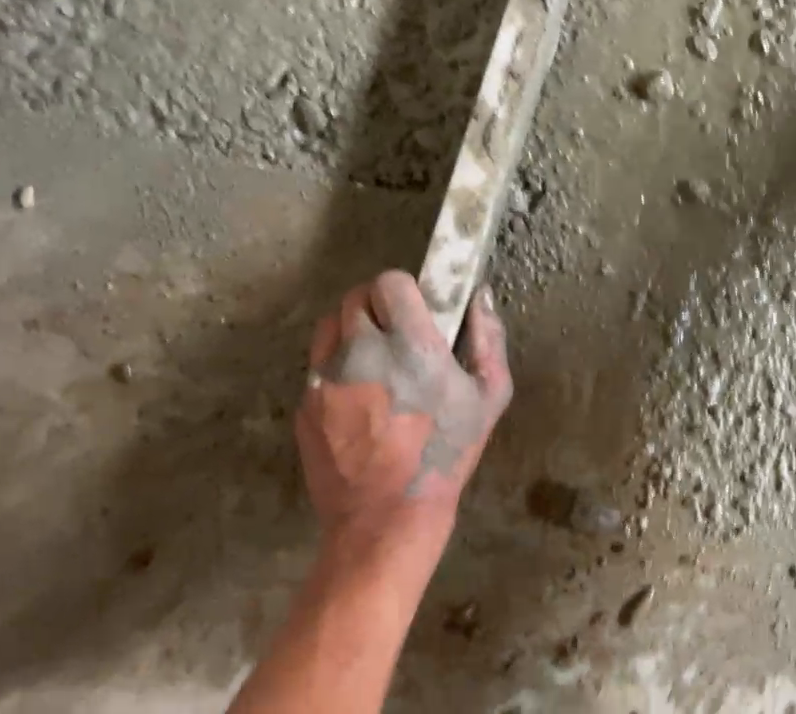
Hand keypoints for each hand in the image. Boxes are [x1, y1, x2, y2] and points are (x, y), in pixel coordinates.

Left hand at [298, 271, 512, 545]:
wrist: (386, 514)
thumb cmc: (448, 452)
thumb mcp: (491, 394)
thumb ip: (489, 337)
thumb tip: (479, 296)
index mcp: (411, 345)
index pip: (390, 282)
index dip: (405, 287)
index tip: (419, 306)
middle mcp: (362, 352)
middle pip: (353, 297)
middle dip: (377, 303)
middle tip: (399, 326)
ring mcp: (325, 379)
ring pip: (329, 325)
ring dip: (353, 327)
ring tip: (377, 354)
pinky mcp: (304, 404)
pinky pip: (319, 364)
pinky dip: (339, 363)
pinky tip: (362, 392)